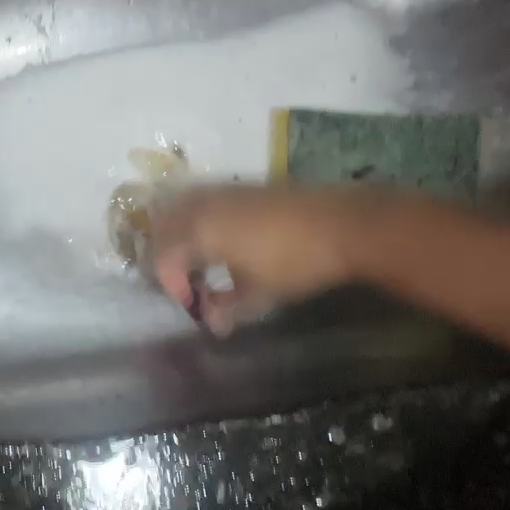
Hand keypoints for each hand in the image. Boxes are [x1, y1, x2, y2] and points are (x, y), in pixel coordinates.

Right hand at [145, 183, 387, 333]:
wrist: (346, 223)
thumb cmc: (295, 262)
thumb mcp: (257, 293)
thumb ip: (226, 307)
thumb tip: (211, 323)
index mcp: (197, 232)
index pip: (163, 258)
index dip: (171, 285)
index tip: (192, 304)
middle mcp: (201, 206)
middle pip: (162, 228)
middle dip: (167, 256)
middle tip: (184, 280)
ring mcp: (221, 192)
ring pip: (179, 209)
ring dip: (178, 235)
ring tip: (196, 259)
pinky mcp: (242, 187)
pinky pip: (202, 201)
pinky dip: (198, 220)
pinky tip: (220, 240)